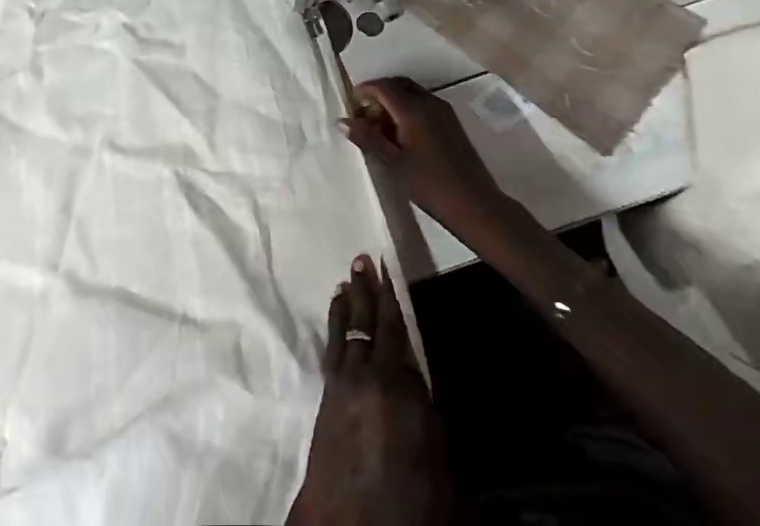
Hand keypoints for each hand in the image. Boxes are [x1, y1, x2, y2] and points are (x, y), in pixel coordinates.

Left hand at [288, 255, 450, 525]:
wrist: (353, 525)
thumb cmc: (409, 493)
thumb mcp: (433, 446)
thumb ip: (420, 400)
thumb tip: (410, 372)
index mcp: (396, 383)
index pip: (393, 328)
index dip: (390, 296)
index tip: (385, 267)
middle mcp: (364, 376)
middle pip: (364, 324)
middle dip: (364, 291)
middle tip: (360, 259)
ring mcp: (340, 387)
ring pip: (343, 334)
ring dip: (346, 306)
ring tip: (345, 281)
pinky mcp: (325, 402)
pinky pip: (332, 352)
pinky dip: (334, 330)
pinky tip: (336, 320)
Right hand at [342, 77, 504, 227]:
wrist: (473, 202)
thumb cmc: (429, 185)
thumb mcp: (393, 163)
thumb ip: (367, 138)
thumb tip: (342, 121)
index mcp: (414, 110)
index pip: (384, 87)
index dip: (365, 90)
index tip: (351, 104)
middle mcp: (430, 102)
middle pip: (399, 84)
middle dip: (379, 93)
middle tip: (363, 114)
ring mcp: (444, 110)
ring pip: (413, 93)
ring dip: (393, 101)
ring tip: (378, 127)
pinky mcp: (451, 121)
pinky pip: (424, 103)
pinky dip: (407, 109)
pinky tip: (400, 134)